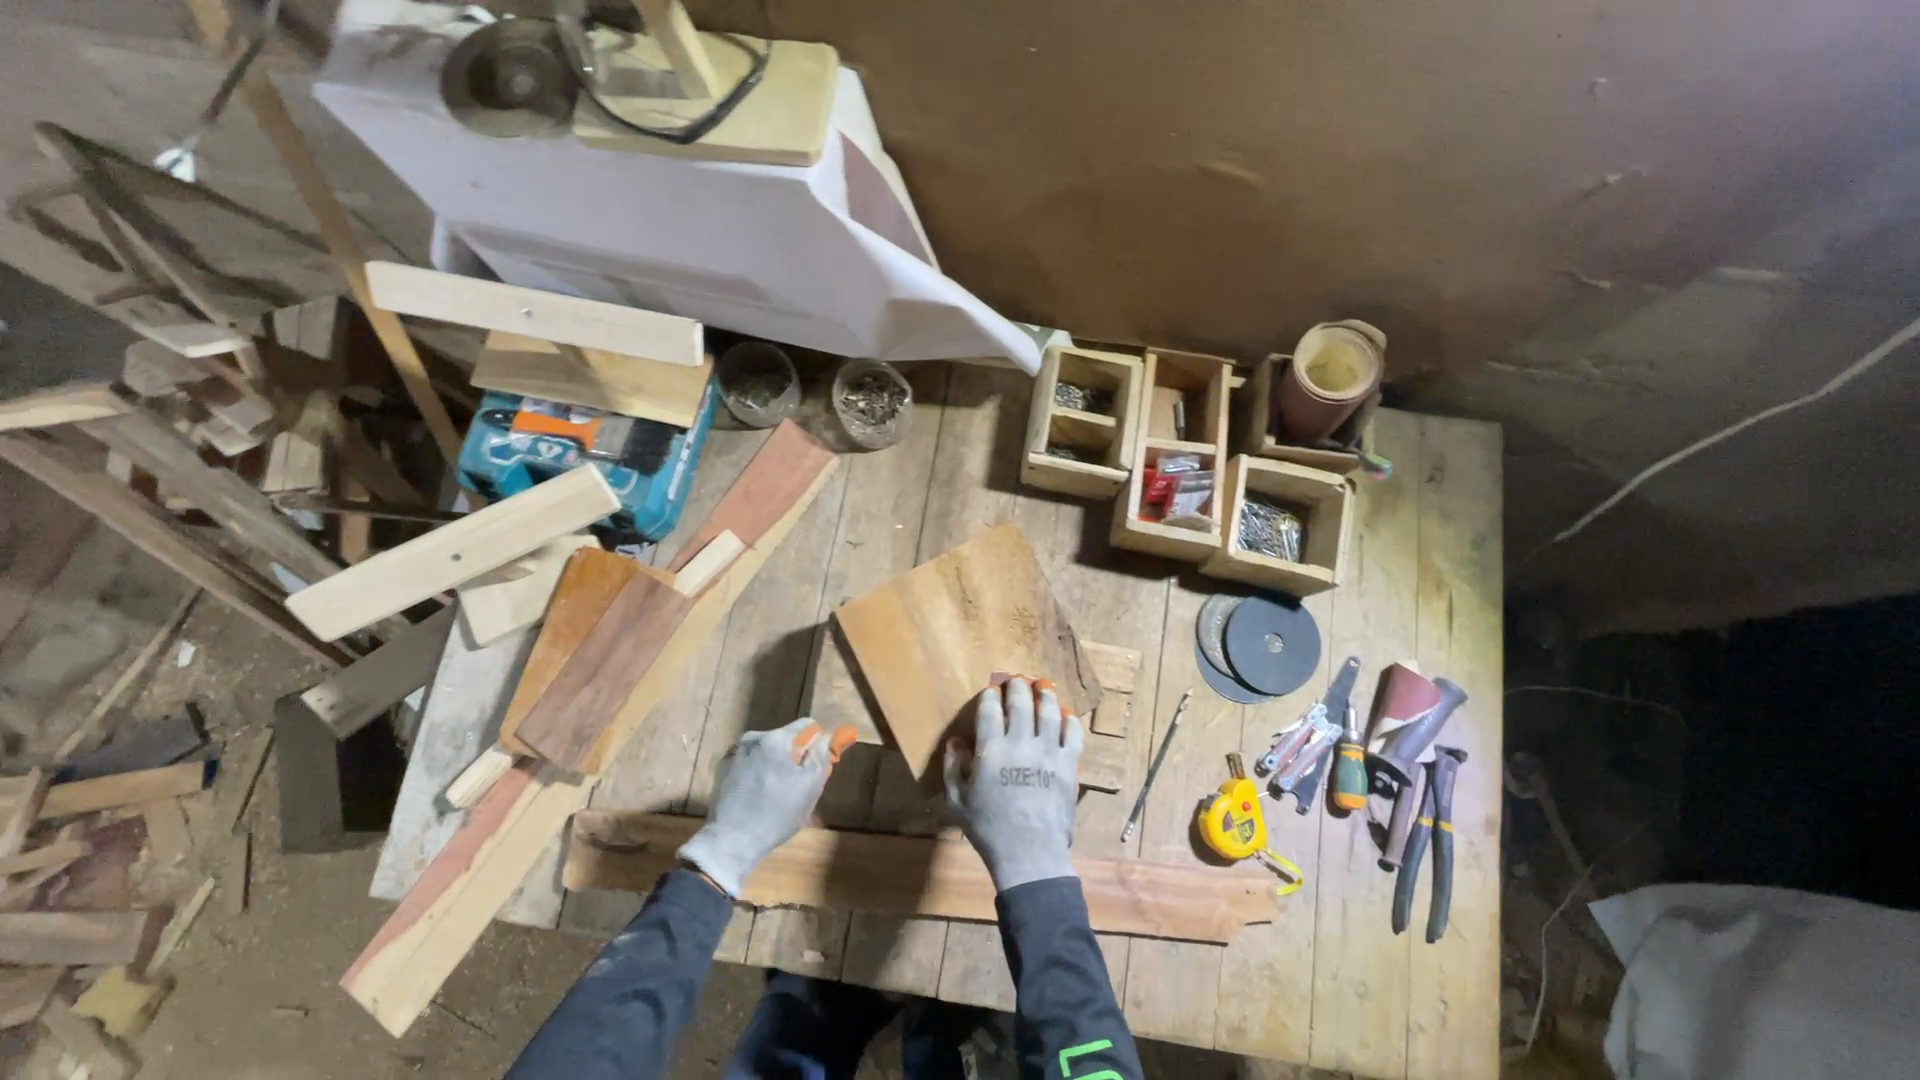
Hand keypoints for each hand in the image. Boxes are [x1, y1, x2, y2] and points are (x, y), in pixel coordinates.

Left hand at [678, 717, 834, 897]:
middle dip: (795, 755)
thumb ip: (821, 756)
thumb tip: (826, 737)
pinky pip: (750, 762)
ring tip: (776, 792)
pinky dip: (758, 772)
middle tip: (798, 784)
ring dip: (775, 764)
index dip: (817, 742)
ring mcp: (735, 753)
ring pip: (766, 751)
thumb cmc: (777, 814)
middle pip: (785, 738)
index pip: (807, 725)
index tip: (818, 763)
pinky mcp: (723, 770)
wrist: (733, 840)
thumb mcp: (810, 787)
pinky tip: (757, 795)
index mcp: (776, 738)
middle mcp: (753, 738)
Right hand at [943, 677, 1081, 891]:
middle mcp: (1021, 743)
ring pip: (1049, 713)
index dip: (991, 697)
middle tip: (1017, 680)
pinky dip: (1070, 721)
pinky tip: (1066, 715)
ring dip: (1045, 695)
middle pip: (1022, 704)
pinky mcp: (1069, 766)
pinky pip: (1073, 735)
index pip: (991, 711)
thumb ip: (954, 769)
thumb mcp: (958, 802)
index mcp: (991, 750)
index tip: (991, 691)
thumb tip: (955, 742)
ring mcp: (1048, 753)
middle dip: (1018, 687)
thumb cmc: (989, 830)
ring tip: (1043, 686)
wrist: (1029, 853)